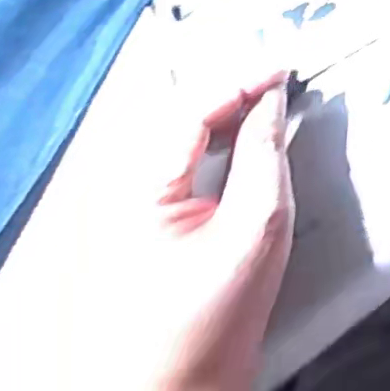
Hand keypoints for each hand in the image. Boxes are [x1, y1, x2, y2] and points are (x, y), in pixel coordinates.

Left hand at [119, 72, 296, 390]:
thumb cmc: (209, 322)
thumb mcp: (257, 226)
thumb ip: (265, 151)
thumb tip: (271, 100)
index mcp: (133, 190)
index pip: (192, 106)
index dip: (244, 78)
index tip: (285, 68)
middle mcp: (105, 190)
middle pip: (168, 108)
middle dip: (225, 83)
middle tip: (274, 77)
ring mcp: (104, 207)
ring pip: (161, 127)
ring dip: (212, 105)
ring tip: (259, 98)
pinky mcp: (114, 222)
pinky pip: (158, 154)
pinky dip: (198, 133)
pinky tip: (228, 134)